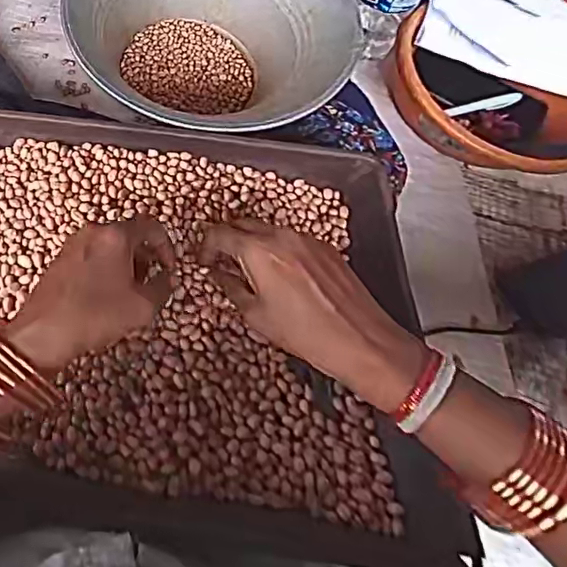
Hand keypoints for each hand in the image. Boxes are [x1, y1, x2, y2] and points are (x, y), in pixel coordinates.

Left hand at [2, 218, 177, 373]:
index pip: (151, 226)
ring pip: (109, 246)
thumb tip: (167, 278)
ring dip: (125, 264)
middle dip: (144, 257)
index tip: (169, 269)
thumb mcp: (142, 306)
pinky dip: (104, 269)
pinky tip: (103, 297)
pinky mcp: (60, 259)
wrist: (44, 331)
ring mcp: (73, 243)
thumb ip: (163, 287)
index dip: (167, 247)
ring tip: (126, 294)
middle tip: (148, 284)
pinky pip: (92, 255)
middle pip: (128, 235)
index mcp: (114, 235)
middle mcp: (93, 231)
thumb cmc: (95, 315)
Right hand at [200, 219, 426, 413]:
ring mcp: (306, 239)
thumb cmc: (310, 335)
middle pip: (241, 224)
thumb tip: (220, 275)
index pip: (219, 233)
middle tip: (221, 261)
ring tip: (250, 269)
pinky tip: (280, 273)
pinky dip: (276, 247)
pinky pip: (290, 238)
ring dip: (251, 242)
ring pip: (266, 229)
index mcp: (259, 252)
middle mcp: (281, 237)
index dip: (205, 246)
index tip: (204, 260)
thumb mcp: (256, 316)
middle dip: (227, 240)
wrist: (362, 342)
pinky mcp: (324, 247)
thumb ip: (231, 287)